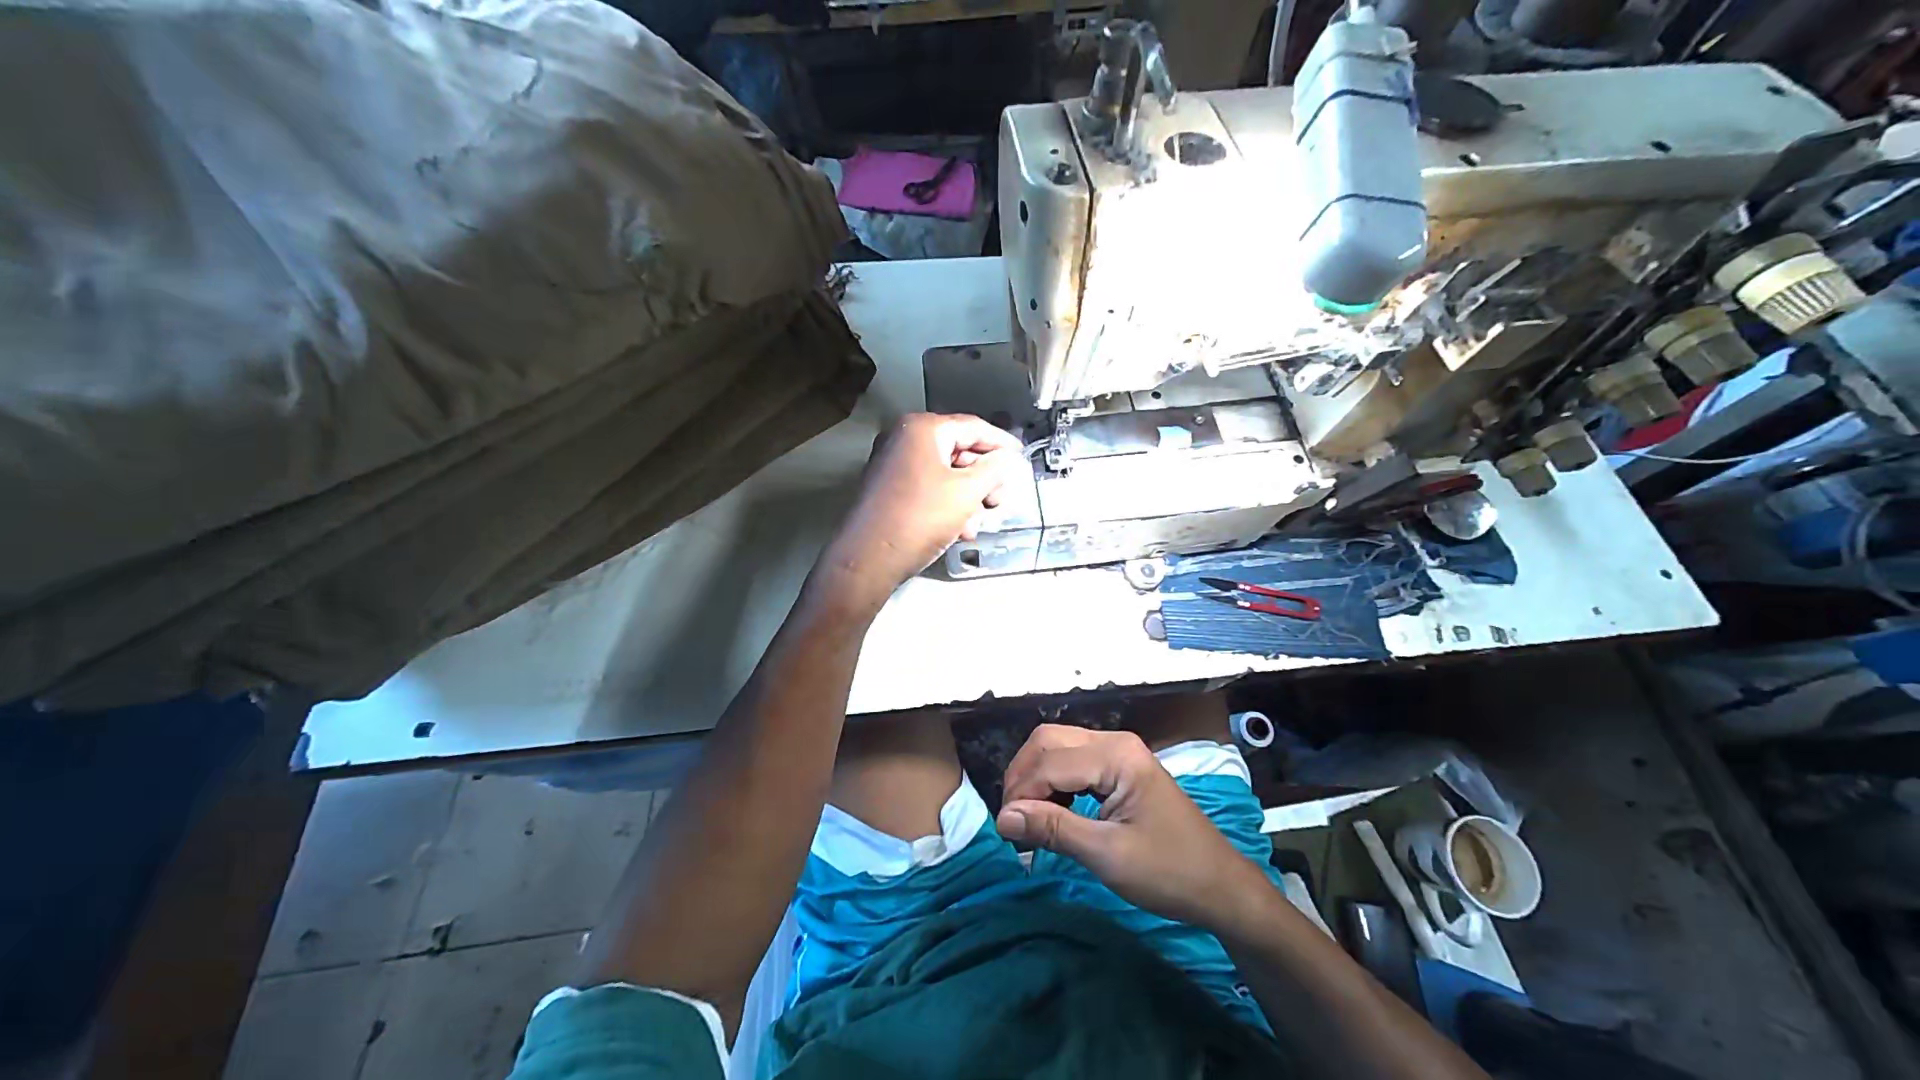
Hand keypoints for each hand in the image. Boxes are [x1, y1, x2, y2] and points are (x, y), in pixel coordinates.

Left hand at [813, 413, 1022, 611]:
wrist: (868, 559)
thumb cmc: (918, 519)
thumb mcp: (967, 492)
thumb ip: (995, 469)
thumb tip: (1007, 458)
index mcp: (921, 429)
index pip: (973, 427)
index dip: (1001, 443)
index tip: (1020, 458)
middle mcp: (903, 438)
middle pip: (959, 450)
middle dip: (984, 478)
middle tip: (998, 500)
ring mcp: (892, 463)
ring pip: (945, 473)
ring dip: (967, 497)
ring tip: (976, 522)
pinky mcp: (887, 488)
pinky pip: (927, 487)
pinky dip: (947, 504)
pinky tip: (959, 529)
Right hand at [996, 725, 1270, 929]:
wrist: (1221, 888)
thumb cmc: (1169, 872)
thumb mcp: (1107, 855)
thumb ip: (1054, 829)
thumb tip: (1003, 819)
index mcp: (1116, 755)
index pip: (1049, 762)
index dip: (1020, 794)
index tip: (1007, 833)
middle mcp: (1115, 742)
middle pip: (1048, 741)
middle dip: (1023, 778)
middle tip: (1013, 821)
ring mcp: (1119, 752)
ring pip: (1057, 748)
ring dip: (1035, 779)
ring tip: (1029, 820)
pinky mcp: (1120, 768)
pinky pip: (1073, 762)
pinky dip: (1053, 782)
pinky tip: (1052, 812)